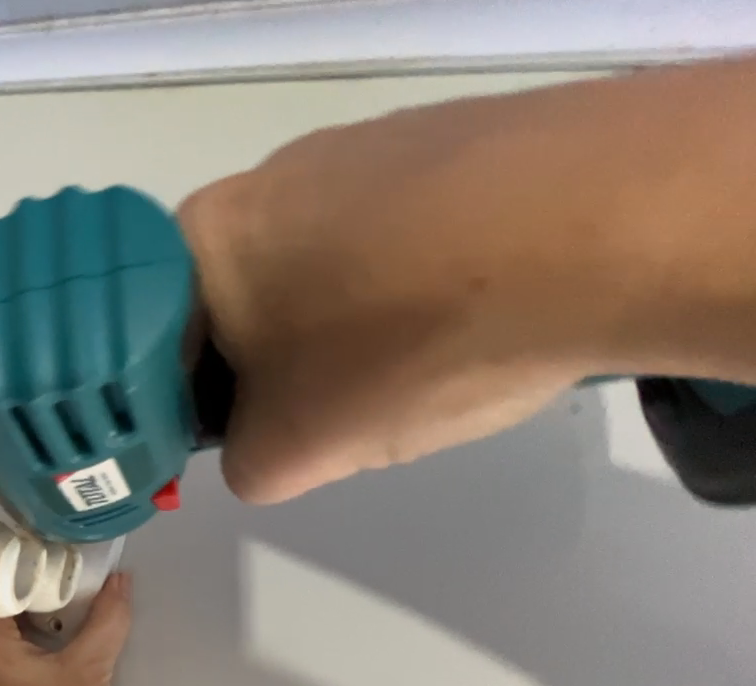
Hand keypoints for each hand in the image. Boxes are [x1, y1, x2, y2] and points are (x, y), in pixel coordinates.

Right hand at [177, 82, 617, 503]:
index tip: (223, 438)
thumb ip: (238, 467)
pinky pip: (381, 234)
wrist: (613, 226)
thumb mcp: (291, 451)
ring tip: (399, 361)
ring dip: (328, 325)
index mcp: (192, 245)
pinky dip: (396, 281)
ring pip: (305, 270)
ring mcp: (348, 151)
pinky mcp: (436, 140)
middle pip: (227, 305)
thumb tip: (254, 452)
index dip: (178, 404)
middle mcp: (255, 184)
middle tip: (313, 411)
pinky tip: (454, 311)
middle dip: (256, 366)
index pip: (149, 345)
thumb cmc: (399, 344)